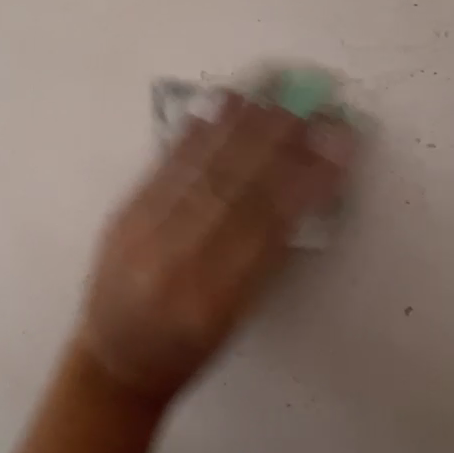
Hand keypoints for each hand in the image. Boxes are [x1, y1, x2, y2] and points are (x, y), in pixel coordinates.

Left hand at [77, 91, 357, 401]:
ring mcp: (142, 234)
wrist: (114, 365)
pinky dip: (196, 132)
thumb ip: (263, 260)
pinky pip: (164, 166)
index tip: (339, 142)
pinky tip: (220, 105)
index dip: (307, 178)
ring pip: (201, 169)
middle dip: (276, 138)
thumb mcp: (237, 322)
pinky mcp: (122, 215)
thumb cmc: (187, 352)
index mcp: (214, 300)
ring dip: (240, 124)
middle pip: (235, 187)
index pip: (269, 225)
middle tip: (311, 98)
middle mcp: (176, 262)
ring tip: (272, 87)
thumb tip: (298, 192)